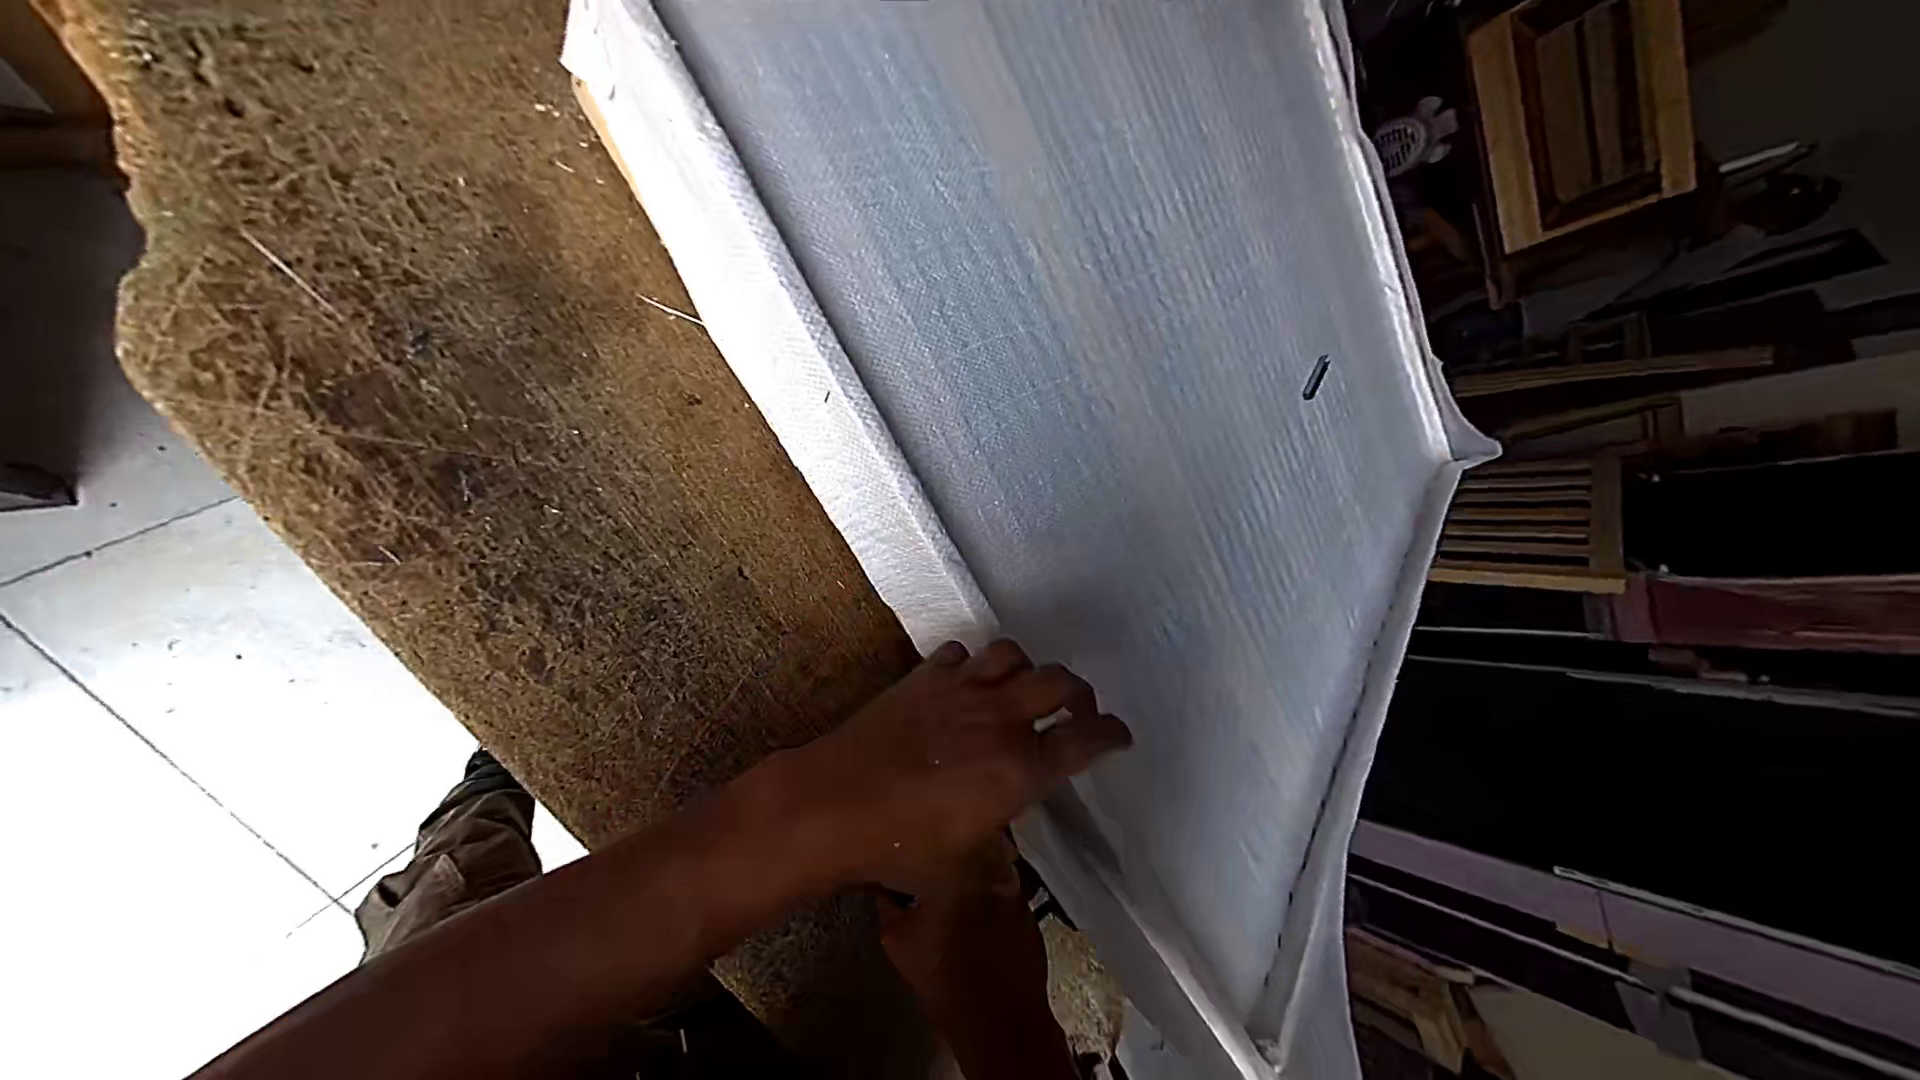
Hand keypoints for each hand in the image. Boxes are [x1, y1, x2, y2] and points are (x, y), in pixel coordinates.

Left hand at [767, 639, 1130, 886]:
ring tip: (1018, 690)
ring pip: (1013, 654)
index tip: (1119, 735)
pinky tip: (963, 683)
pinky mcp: (925, 676)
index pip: (1086, 740)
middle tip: (1075, 709)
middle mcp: (999, 719)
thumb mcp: (961, 870)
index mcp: (1019, 769)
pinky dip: (971, 664)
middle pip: (1060, 682)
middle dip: (1079, 692)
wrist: (832, 803)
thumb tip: (1005, 867)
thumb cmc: (899, 847)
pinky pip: (960, 653)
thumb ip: (996, 866)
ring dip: (1026, 669)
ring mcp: (961, 690)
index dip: (1112, 734)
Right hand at [878, 839, 1079, 1079]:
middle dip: (954, 854)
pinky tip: (984, 921)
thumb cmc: (944, 976)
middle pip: (968, 845)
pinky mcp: (1031, 909)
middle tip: (940, 872)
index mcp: (958, 864)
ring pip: (991, 867)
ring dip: (977, 875)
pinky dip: (996, 899)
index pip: (940, 835)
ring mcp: (1016, 887)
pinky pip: (1009, 892)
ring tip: (962, 896)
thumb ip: (888, 902)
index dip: (927, 840)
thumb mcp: (898, 940)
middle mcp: (993, 866)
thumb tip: (883, 884)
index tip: (918, 850)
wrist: (996, 1021)